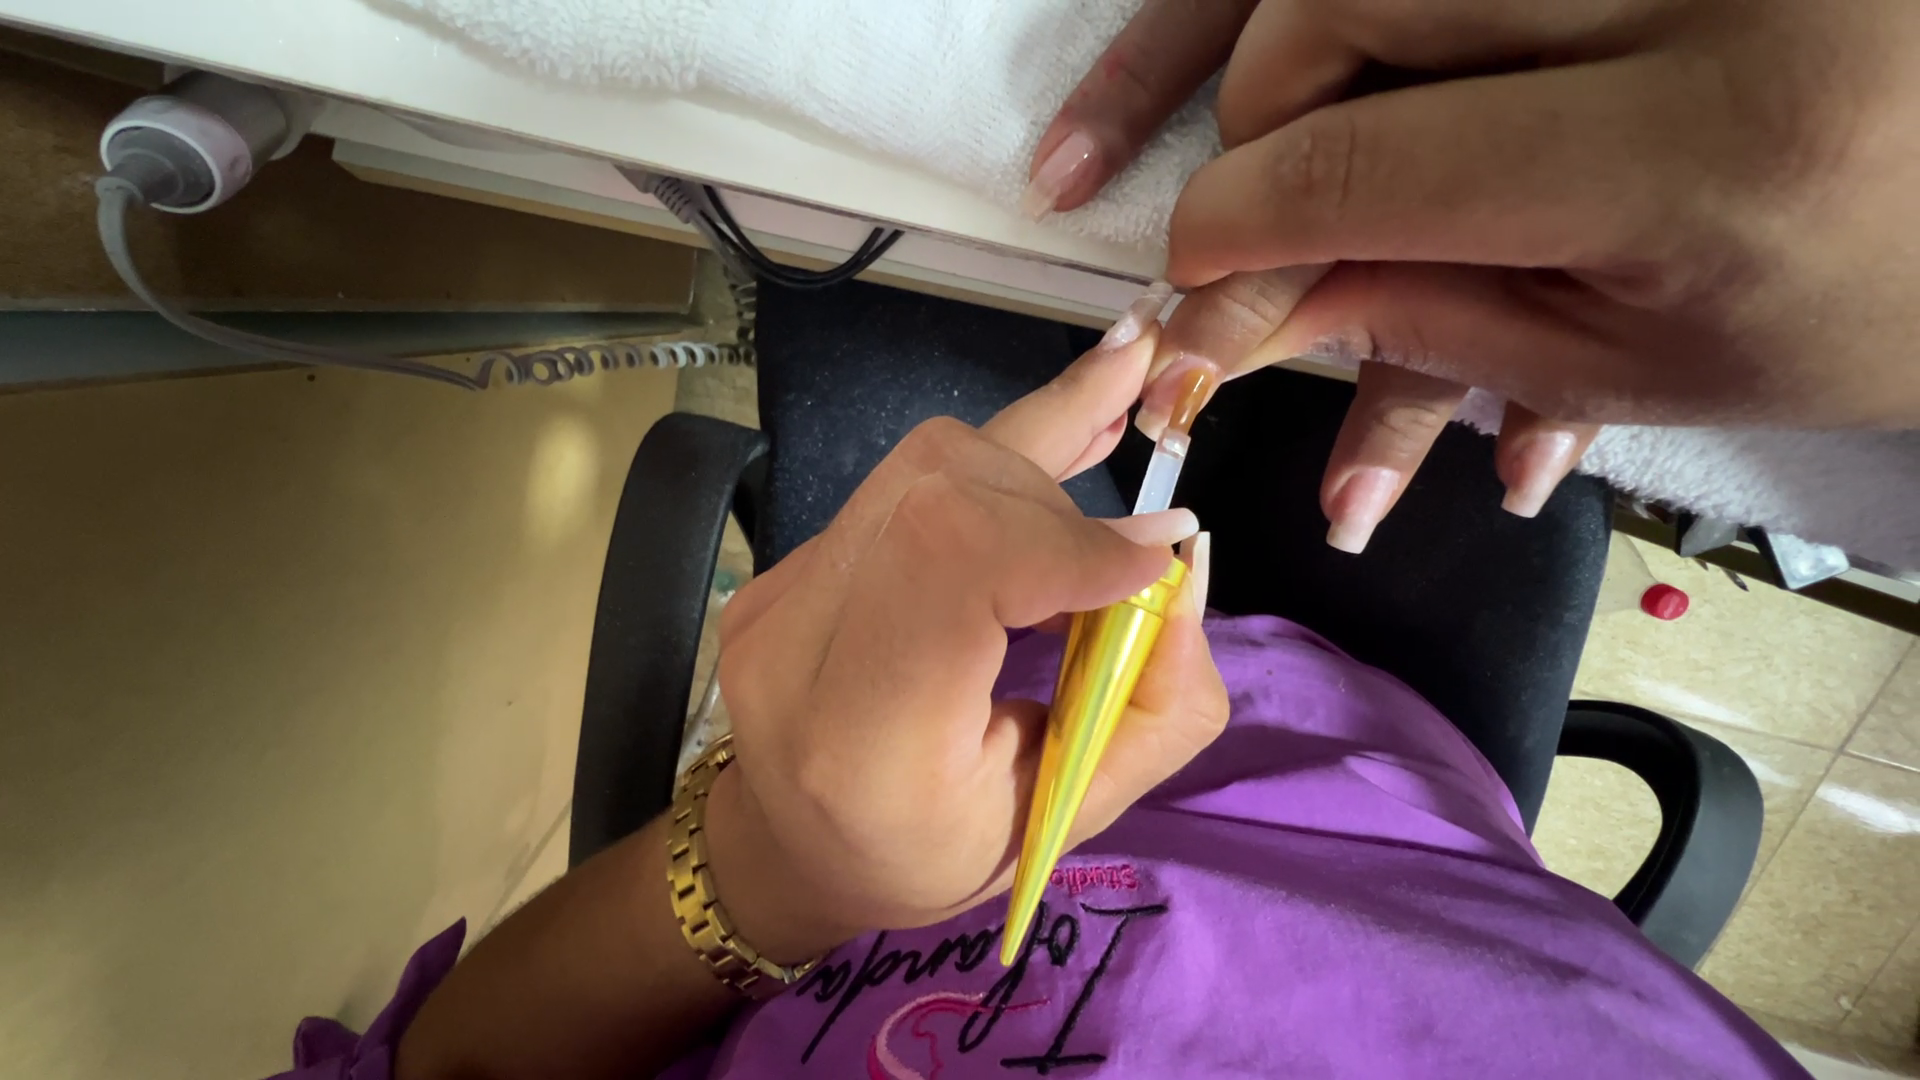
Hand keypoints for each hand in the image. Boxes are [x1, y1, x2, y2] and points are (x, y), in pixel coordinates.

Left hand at [699, 307, 1227, 962]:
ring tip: (1102, 465)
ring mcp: (778, 587)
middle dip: (1058, 506)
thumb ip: (1151, 710)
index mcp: (863, 738)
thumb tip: (1185, 569)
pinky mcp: (786, 561)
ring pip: (924, 462)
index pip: (955, 558)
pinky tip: (1056, 446)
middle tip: (1127, 551)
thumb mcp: (1060, 819)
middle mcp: (796, 640)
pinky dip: (992, 470)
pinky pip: (903, 483)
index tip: (1153, 562)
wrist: (787, 846)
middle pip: (939, 484)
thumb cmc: (926, 857)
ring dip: (1031, 474)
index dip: (1067, 538)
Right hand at [1033, 0, 1919, 550]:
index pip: (1362, 164)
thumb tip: (1246, 317)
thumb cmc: (1885, 293)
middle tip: (1250, 198)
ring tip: (1259, 106)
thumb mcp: (1630, 365)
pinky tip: (1269, 40)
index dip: (1233, 225)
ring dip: (1286, 29)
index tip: (1180, 280)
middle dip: (1259, 110)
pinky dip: (1328, 7)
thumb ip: (1418, 330)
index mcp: (1706, 139)